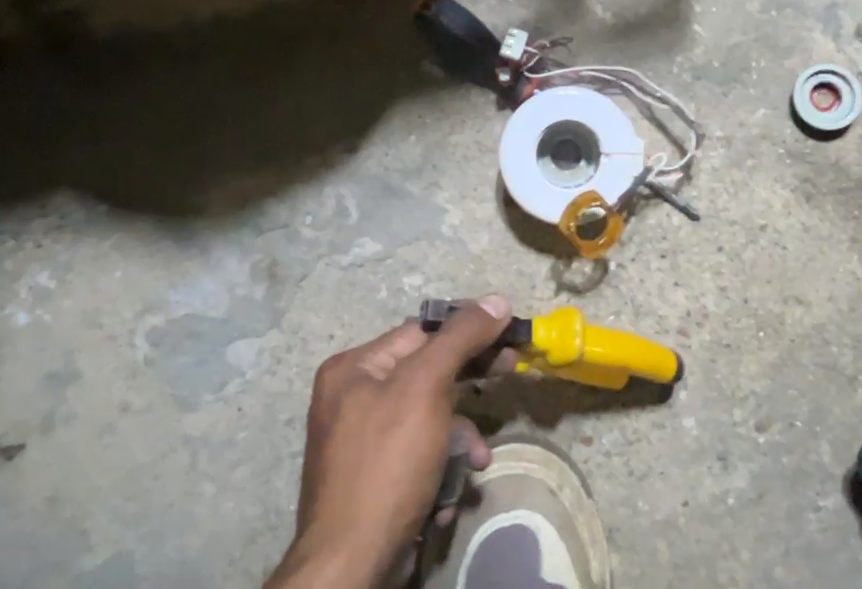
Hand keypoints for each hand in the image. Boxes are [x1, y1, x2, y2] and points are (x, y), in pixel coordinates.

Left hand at [264, 296, 513, 588]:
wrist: (350, 562)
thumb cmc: (387, 463)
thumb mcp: (425, 388)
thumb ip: (460, 340)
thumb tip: (497, 299)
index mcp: (353, 368)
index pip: (420, 332)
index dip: (467, 331)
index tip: (508, 337)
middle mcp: (350, 399)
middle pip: (426, 376)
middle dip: (467, 390)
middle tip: (510, 374)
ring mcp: (360, 443)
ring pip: (427, 422)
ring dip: (458, 441)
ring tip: (474, 464)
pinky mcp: (372, 481)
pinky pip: (416, 458)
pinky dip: (438, 471)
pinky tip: (446, 494)